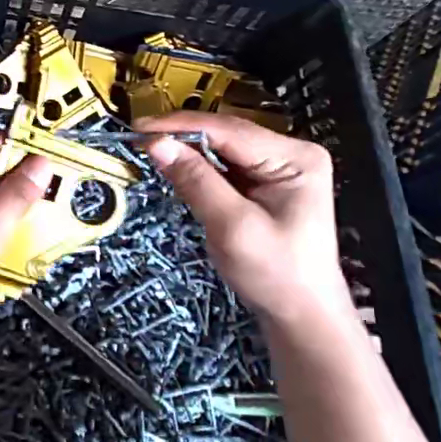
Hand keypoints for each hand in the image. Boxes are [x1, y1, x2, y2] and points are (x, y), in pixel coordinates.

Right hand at [137, 112, 350, 327]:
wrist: (301, 315)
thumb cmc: (275, 275)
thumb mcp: (232, 227)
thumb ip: (196, 181)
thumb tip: (157, 144)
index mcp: (295, 157)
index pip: (229, 130)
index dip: (181, 126)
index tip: (139, 128)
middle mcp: (290, 153)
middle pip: (226, 135)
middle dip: (183, 137)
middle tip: (139, 140)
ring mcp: (279, 169)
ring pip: (222, 149)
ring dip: (188, 152)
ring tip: (150, 151)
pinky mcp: (265, 184)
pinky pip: (225, 167)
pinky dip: (199, 168)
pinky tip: (176, 169)